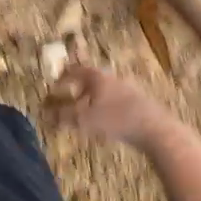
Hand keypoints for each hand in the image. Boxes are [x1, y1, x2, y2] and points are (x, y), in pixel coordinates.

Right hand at [49, 60, 172, 146]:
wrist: (156, 130)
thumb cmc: (116, 119)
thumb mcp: (84, 119)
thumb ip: (63, 116)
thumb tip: (44, 114)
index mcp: (98, 77)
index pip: (75, 70)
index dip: (62, 78)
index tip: (54, 88)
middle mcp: (112, 78)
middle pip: (91, 80)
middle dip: (78, 90)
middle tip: (69, 102)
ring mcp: (128, 90)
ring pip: (104, 91)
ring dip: (92, 101)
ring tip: (86, 116)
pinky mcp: (140, 103)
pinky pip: (116, 101)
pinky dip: (105, 109)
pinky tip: (106, 125)